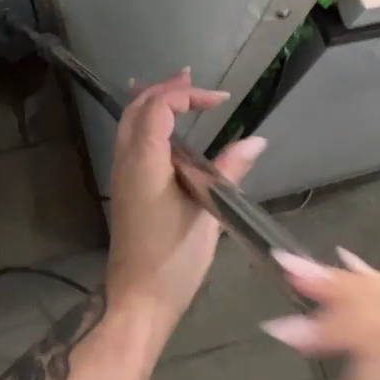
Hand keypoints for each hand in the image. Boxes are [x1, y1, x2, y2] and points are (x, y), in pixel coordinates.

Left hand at [103, 69, 265, 324]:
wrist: (137, 300)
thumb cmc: (173, 259)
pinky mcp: (126, 188)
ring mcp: (122, 174)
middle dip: (165, 89)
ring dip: (155, 103)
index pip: (159, 107)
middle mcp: (126, 161)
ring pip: (131, 123)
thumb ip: (227, 173)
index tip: (222, 101)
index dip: (187, 94)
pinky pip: (133, 140)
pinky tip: (169, 130)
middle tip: (194, 79)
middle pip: (137, 107)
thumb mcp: (207, 214)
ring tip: (182, 92)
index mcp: (144, 162)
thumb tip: (257, 141)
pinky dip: (150, 123)